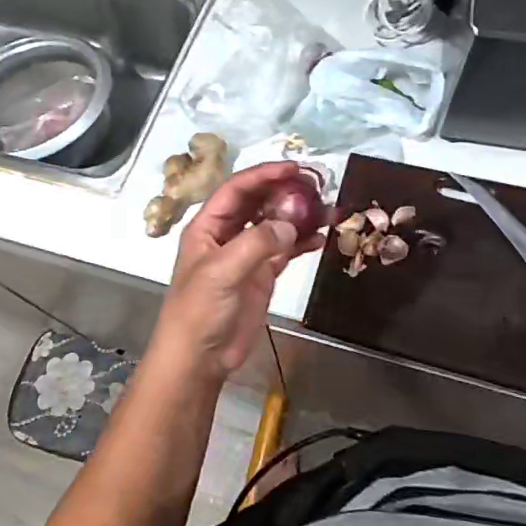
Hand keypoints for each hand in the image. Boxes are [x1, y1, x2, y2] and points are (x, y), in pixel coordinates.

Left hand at [145, 162, 325, 382]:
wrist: (200, 357)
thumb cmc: (199, 311)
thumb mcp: (222, 272)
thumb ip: (256, 244)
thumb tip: (291, 224)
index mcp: (207, 227)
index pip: (236, 189)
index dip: (263, 174)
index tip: (293, 168)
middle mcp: (227, 235)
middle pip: (257, 202)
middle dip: (284, 191)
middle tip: (316, 185)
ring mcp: (246, 255)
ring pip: (275, 225)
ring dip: (298, 216)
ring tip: (326, 208)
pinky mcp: (262, 275)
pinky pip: (285, 251)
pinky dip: (302, 243)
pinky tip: (322, 238)